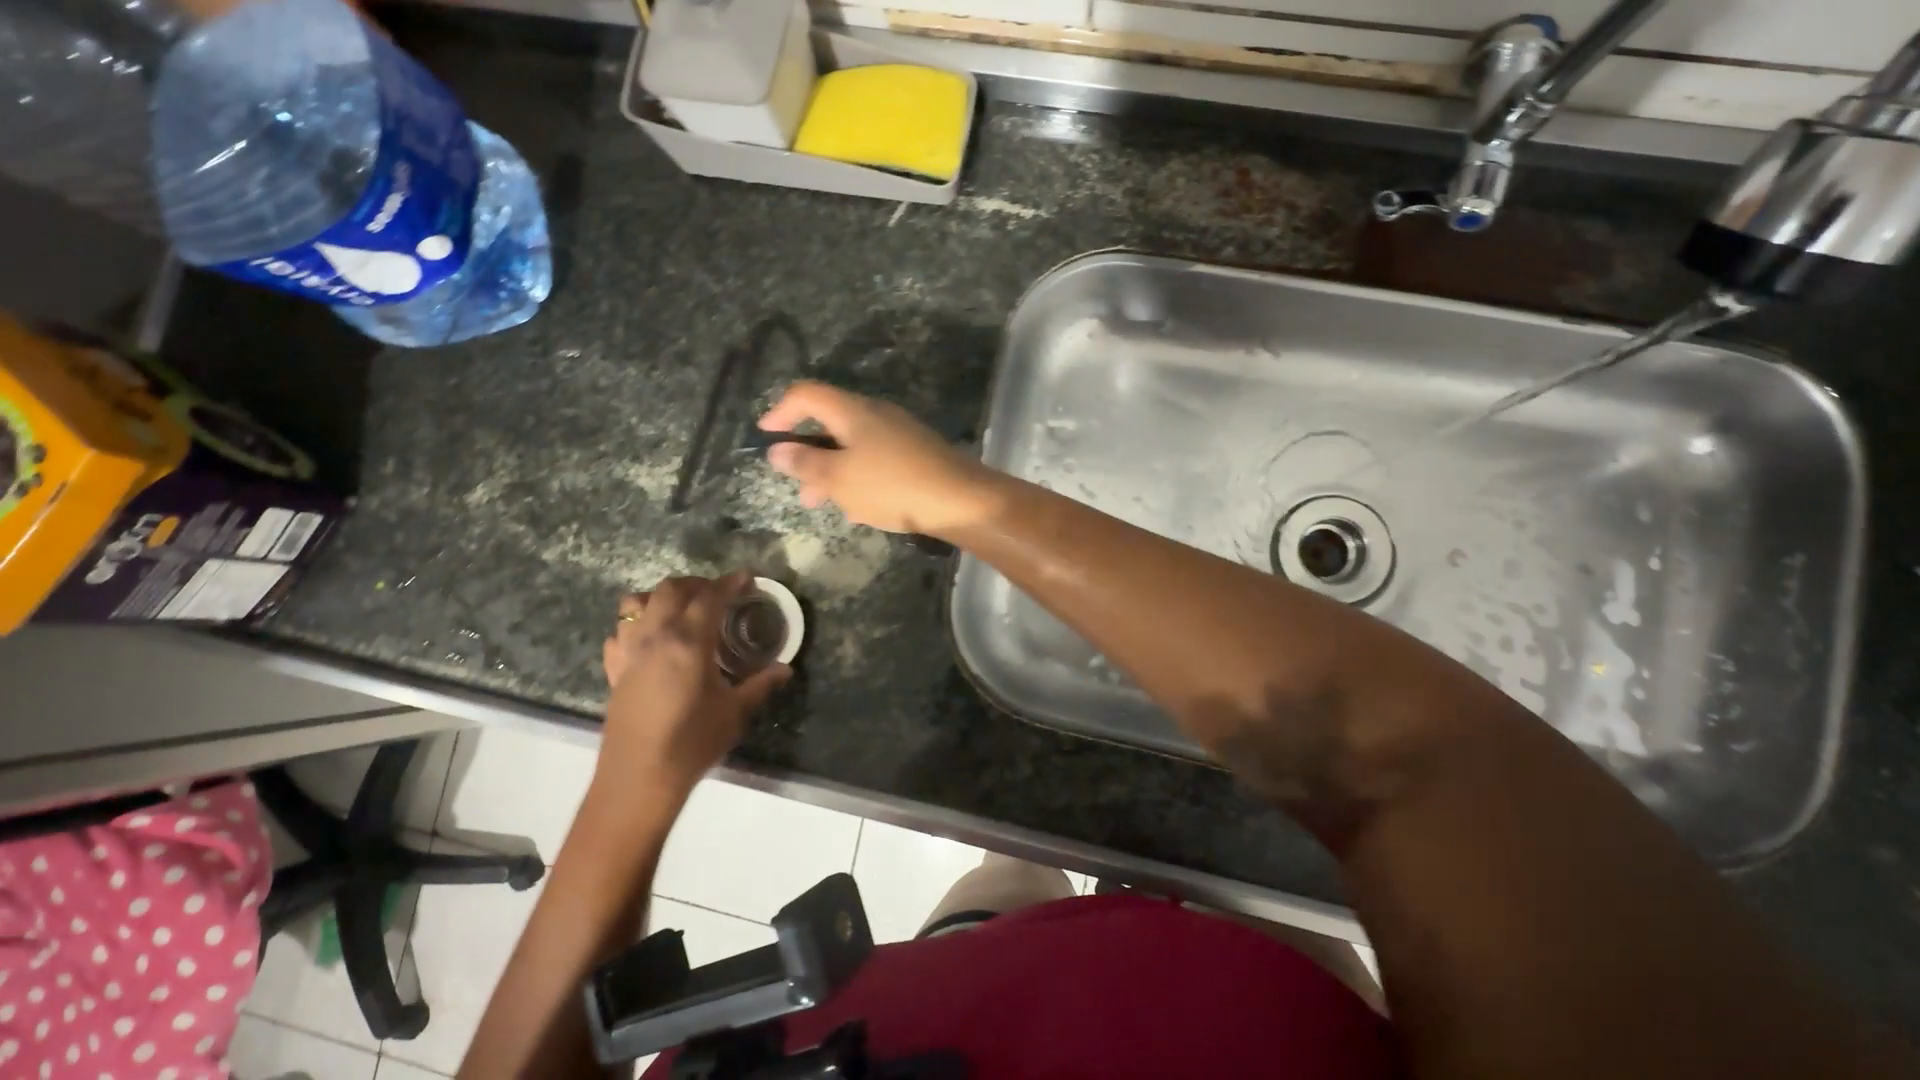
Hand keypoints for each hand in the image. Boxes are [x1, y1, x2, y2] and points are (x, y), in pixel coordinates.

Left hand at [599, 573, 788, 795]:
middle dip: (696, 584)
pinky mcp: (613, 670)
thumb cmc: (692, 743)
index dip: (730, 582)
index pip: (710, 597)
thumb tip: (784, 669)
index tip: (747, 577)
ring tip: (681, 611)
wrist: (638, 778)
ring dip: (661, 598)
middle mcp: (655, 636)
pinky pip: (620, 632)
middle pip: (670, 590)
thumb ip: (760, 685)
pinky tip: (650, 642)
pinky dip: (636, 625)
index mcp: (689, 641)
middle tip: (718, 595)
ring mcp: (629, 651)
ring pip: (637, 603)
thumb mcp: (734, 713)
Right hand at [759, 381, 1003, 536]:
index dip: (781, 409)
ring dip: (832, 472)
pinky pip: (875, 461)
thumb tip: (776, 449)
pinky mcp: (915, 455)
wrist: (961, 500)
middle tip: (796, 484)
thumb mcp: (839, 478)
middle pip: (830, 423)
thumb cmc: (892, 485)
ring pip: (852, 447)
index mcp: (853, 411)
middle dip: (808, 453)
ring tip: (823, 505)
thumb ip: (805, 463)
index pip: (807, 394)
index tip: (765, 434)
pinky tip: (861, 510)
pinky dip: (858, 479)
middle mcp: (876, 415)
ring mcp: (899, 434)